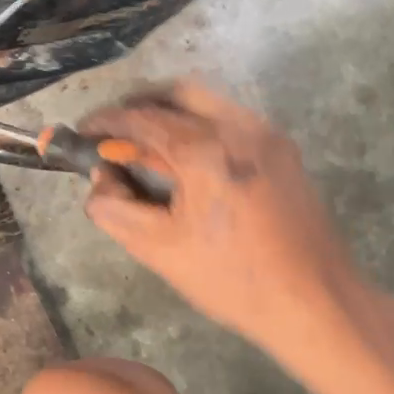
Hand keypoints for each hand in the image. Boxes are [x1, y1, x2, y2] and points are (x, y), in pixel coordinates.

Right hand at [80, 81, 376, 359]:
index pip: (142, 119)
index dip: (104, 122)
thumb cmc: (228, 278)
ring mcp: (268, 136)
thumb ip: (114, 208)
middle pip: (178, 93)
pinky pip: (229, 123)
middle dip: (138, 106)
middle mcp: (241, 129)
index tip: (80, 133)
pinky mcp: (282, 152)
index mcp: (207, 150)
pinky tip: (181, 165)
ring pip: (207, 104)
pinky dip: (196, 129)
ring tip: (141, 151)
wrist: (313, 300)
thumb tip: (102, 180)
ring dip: (168, 117)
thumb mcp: (155, 248)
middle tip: (111, 134)